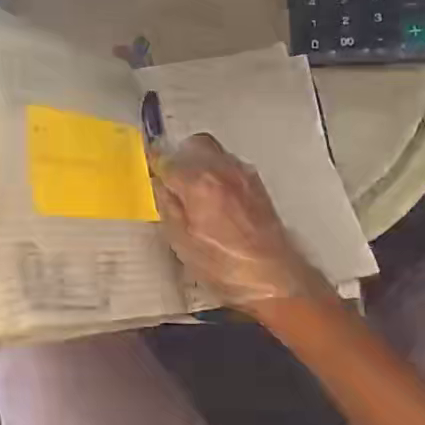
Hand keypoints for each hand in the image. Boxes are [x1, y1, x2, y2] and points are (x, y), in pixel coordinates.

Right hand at [152, 133, 328, 311]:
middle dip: (179, 156)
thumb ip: (168, 207)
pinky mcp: (257, 184)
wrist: (275, 278)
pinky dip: (217, 171)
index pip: (168, 160)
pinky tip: (214, 197)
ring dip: (199, 162)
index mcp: (199, 183)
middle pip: (194, 145)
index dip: (154, 163)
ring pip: (214, 152)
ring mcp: (243, 174)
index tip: (148, 168)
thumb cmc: (224, 266)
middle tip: (170, 177)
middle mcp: (222, 170)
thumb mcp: (183, 243)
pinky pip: (230, 165)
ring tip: (192, 189)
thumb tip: (159, 184)